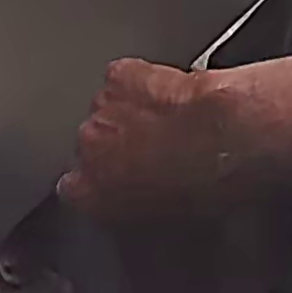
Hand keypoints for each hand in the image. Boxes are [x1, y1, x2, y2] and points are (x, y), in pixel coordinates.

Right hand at [56, 58, 236, 219]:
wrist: (217, 135)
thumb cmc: (197, 182)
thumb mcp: (159, 220)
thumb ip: (129, 210)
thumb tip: (139, 206)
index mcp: (89, 190)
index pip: (74, 188)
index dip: (98, 179)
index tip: (116, 178)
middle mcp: (88, 145)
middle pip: (91, 140)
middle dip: (114, 142)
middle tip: (148, 145)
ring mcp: (101, 104)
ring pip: (106, 105)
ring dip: (125, 110)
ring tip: (160, 116)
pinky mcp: (119, 72)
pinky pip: (121, 76)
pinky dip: (138, 80)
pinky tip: (161, 90)